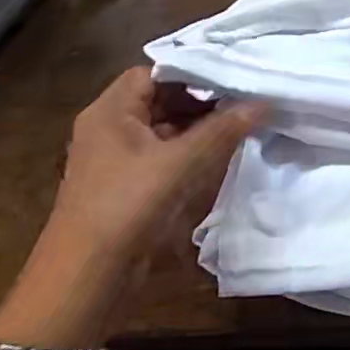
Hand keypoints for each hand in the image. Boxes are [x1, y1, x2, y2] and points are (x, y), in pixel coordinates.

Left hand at [0, 69, 264, 347]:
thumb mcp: (180, 162)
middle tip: (246, 97)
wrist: (86, 277)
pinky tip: (224, 151)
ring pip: (166, 126)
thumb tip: (264, 102)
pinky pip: (166, 152)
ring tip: (243, 120)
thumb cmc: (127, 206)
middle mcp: (111, 128)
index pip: (154, 73)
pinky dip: (193, 148)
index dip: (192, 71)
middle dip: (202, 98)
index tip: (233, 75)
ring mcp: (119, 158)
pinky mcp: (130, 183)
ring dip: (201, 124)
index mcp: (110, 112)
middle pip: (161, 98)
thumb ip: (223, 129)